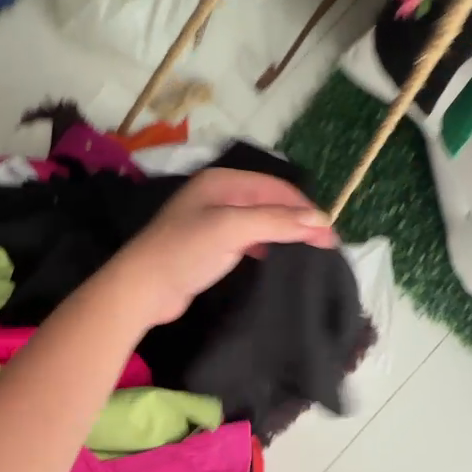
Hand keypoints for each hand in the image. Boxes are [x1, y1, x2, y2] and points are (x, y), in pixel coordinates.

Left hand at [101, 168, 337, 326]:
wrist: (141, 288)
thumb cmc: (183, 252)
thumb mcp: (231, 230)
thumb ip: (275, 222)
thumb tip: (319, 221)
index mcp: (221, 182)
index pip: (275, 187)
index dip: (304, 208)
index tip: (330, 233)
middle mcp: (217, 197)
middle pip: (268, 203)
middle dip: (297, 220)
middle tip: (325, 245)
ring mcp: (210, 223)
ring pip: (258, 223)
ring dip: (283, 234)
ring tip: (309, 252)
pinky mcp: (206, 249)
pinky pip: (245, 242)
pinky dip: (265, 247)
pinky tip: (276, 259)